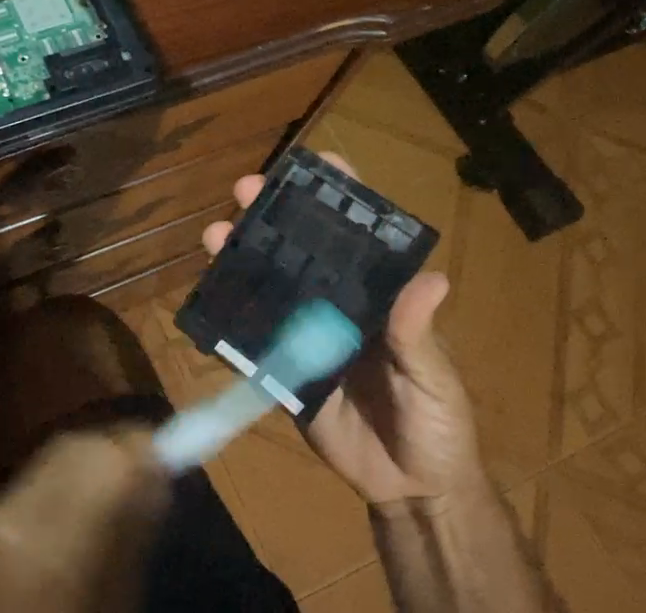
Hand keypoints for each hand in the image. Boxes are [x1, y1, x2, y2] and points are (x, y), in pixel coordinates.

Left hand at [0, 427, 170, 611]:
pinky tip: (80, 501)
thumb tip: (156, 473)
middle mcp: (15, 511)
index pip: (106, 457)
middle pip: (76, 446)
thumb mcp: (116, 605)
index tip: (172, 452)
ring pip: (54, 453)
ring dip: (90, 459)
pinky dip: (63, 476)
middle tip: (150, 469)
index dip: (142, 445)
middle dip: (116, 448)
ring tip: (117, 485)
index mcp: (53, 545)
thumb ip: (132, 537)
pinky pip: (34, 476)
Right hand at [201, 153, 484, 505]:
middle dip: (273, 216)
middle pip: (301, 252)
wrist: (409, 486)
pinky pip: (250, 340)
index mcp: (378, 298)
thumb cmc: (438, 423)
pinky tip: (206, 291)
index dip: (342, 197)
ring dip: (240, 256)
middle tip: (246, 190)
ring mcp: (305, 335)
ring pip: (268, 286)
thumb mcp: (435, 377)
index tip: (321, 160)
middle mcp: (337, 305)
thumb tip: (433, 280)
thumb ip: (419, 334)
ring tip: (214, 234)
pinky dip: (228, 317)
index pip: (360, 238)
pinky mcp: (282, 370)